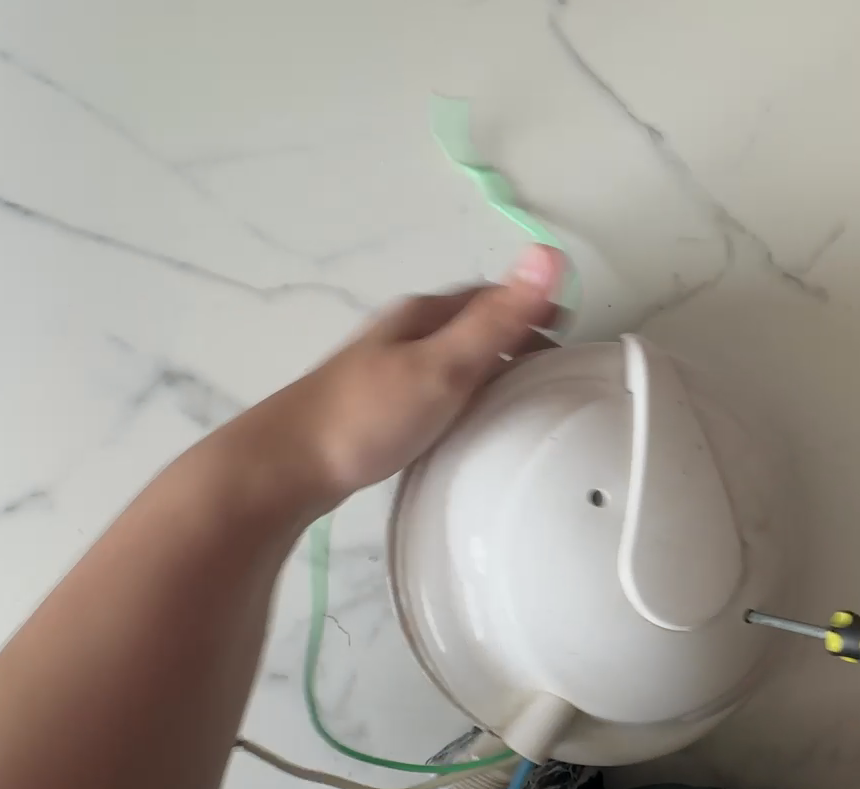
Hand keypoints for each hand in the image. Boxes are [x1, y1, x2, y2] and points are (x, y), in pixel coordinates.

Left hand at [249, 245, 565, 501]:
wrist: (290, 465)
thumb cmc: (371, 415)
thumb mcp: (444, 366)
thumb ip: (498, 319)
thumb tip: (549, 253)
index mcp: (423, 315)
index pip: (490, 297)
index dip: (531, 308)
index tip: (569, 330)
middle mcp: (406, 332)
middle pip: (471, 323)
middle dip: (515, 335)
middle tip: (553, 366)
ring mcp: (390, 367)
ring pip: (454, 354)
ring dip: (490, 363)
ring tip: (521, 391)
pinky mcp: (382, 402)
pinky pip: (439, 383)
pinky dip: (468, 389)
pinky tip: (470, 415)